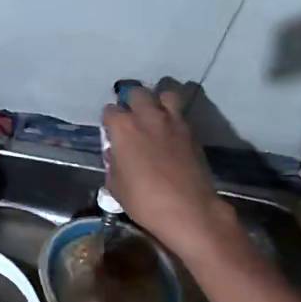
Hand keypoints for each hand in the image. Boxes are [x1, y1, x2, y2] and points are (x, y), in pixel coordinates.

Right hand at [102, 86, 231, 259]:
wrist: (187, 209)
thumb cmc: (144, 201)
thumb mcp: (116, 186)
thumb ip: (113, 163)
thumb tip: (116, 153)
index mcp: (124, 128)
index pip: (110, 110)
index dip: (109, 120)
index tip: (110, 131)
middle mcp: (148, 117)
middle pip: (137, 92)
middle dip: (131, 100)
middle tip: (131, 116)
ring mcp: (173, 122)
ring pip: (165, 94)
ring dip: (158, 100)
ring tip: (156, 114)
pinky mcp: (191, 132)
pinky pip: (180, 114)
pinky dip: (173, 117)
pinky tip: (170, 132)